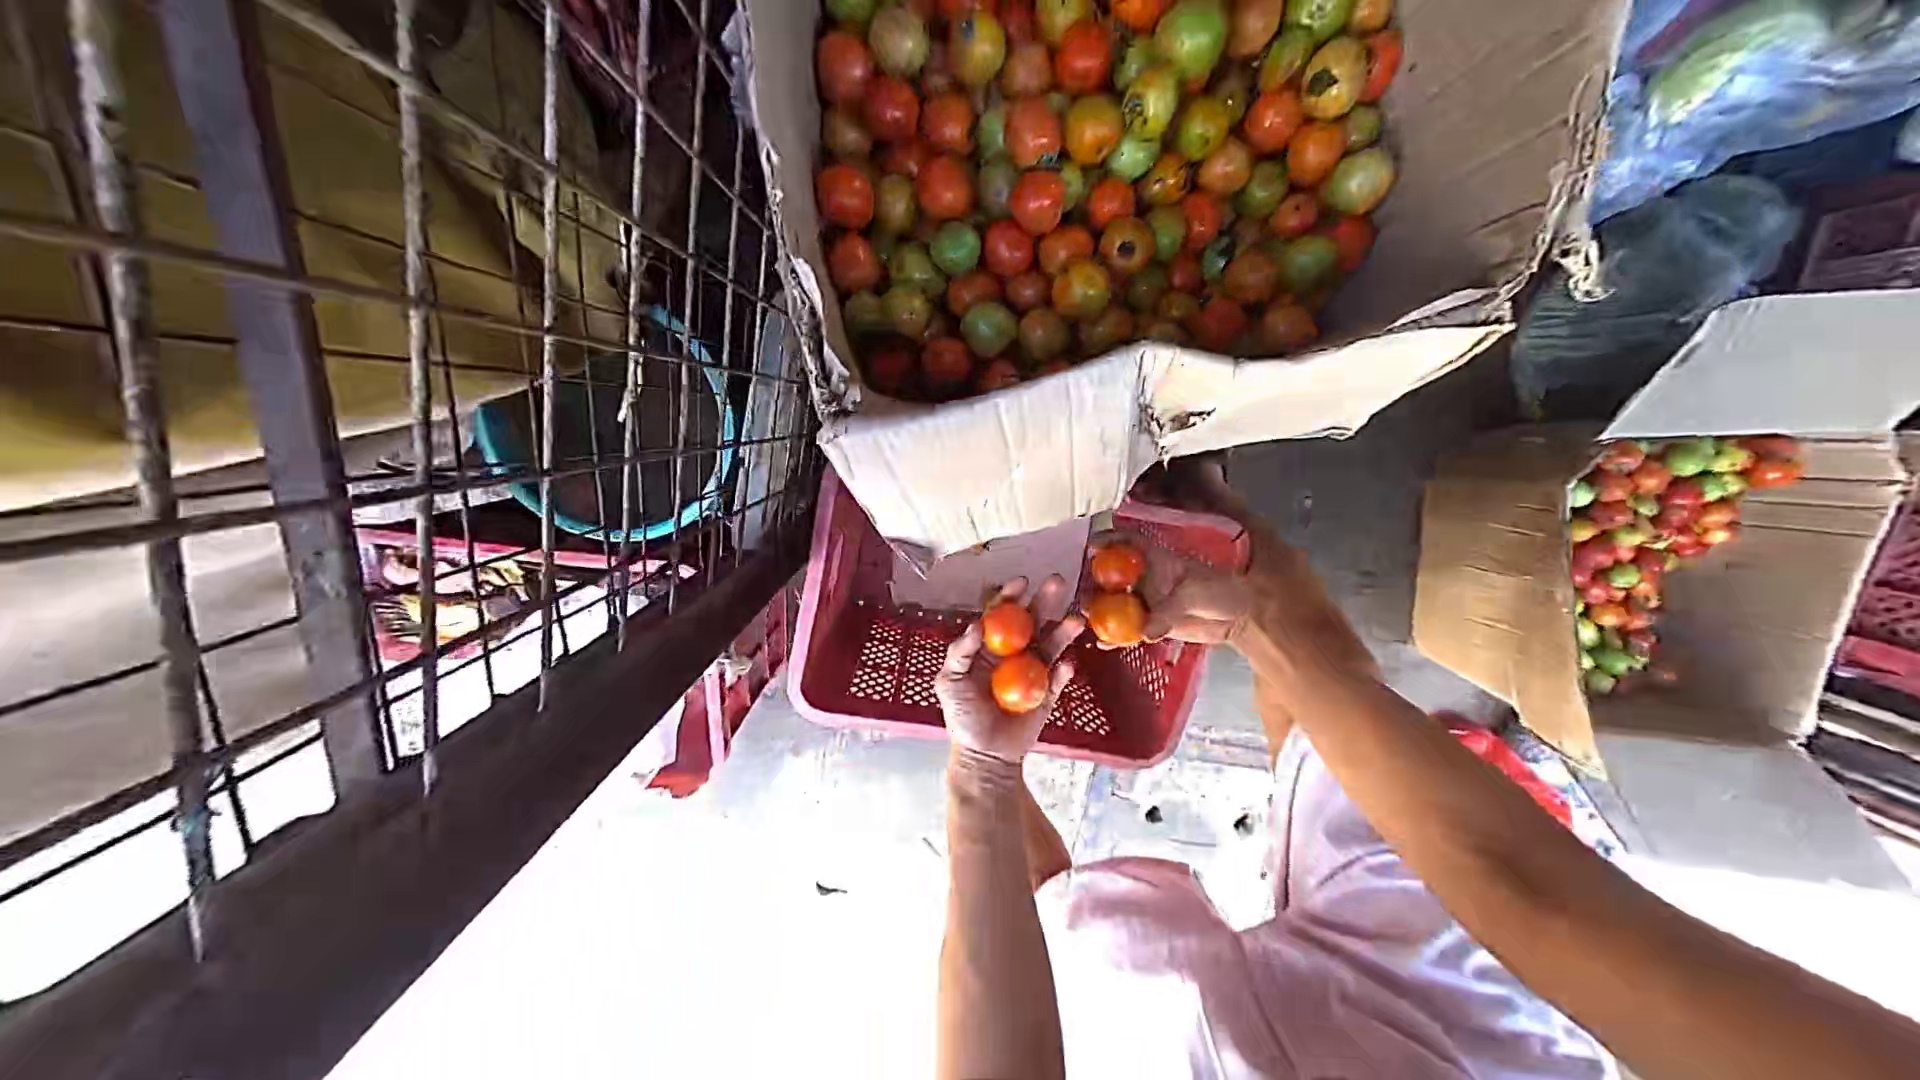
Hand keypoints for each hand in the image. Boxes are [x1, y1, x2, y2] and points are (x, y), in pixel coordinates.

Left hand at [936, 576, 1084, 765]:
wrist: (983, 754)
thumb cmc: (962, 716)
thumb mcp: (949, 681)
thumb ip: (959, 652)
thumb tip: (976, 625)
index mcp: (990, 647)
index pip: (1002, 615)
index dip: (1011, 597)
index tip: (1022, 582)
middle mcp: (1015, 653)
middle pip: (1032, 622)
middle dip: (1045, 601)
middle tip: (1057, 582)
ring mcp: (1034, 672)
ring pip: (1051, 645)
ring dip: (1063, 631)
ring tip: (1075, 620)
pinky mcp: (1048, 693)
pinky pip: (1059, 679)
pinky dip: (1064, 671)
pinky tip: (1066, 665)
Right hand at [1089, 528, 1251, 645]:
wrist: (1240, 617)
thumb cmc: (1221, 590)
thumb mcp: (1195, 595)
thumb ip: (1168, 613)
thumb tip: (1146, 631)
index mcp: (1157, 559)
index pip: (1128, 542)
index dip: (1108, 540)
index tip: (1090, 547)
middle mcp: (1146, 578)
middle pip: (1112, 576)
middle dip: (1093, 584)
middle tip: (1079, 596)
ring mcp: (1147, 601)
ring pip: (1116, 604)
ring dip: (1100, 612)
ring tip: (1085, 620)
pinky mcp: (1151, 623)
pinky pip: (1128, 629)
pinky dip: (1116, 637)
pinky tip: (1104, 644)